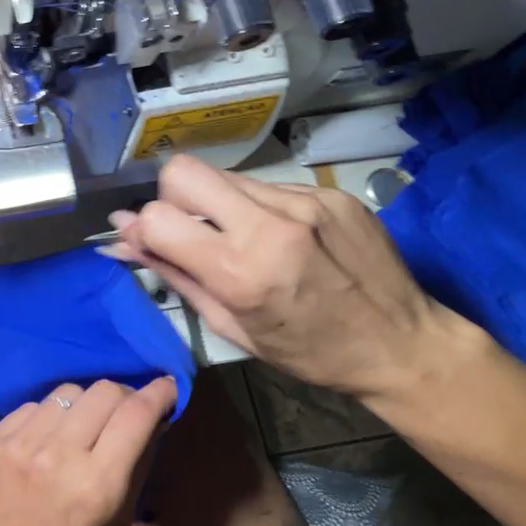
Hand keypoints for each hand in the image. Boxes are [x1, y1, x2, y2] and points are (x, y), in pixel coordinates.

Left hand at [0, 378, 177, 525]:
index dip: (159, 393)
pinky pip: (33, 407)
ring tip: (84, 428)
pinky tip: (49, 440)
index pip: (136, 414)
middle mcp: (58, 455)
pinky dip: (49, 417)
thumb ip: (137, 466)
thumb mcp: (119, 523)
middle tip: (127, 413)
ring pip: (67, 392)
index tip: (168, 387)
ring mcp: (20, 444)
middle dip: (124, 397)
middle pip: (103, 392)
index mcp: (97, 483)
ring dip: (85, 405)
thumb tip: (154, 420)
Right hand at [108, 154, 473, 400]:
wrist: (404, 344)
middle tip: (191, 231)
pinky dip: (257, 207)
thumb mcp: (229, 326)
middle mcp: (270, 225)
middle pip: (183, 172)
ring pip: (225, 176)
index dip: (145, 229)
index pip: (157, 216)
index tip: (152, 245)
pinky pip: (267, 186)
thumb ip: (173, 275)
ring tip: (241, 239)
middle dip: (172, 199)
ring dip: (217, 203)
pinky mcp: (330, 192)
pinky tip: (281, 238)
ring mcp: (305, 202)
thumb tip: (121, 239)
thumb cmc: (309, 353)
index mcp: (241, 270)